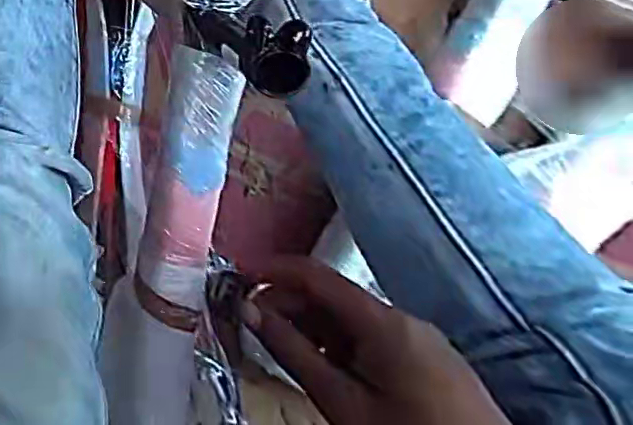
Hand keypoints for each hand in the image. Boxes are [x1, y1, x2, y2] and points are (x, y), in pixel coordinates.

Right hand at [244, 257, 506, 424]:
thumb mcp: (341, 400)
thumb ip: (289, 348)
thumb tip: (245, 307)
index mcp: (384, 322)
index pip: (310, 272)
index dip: (266, 270)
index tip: (233, 280)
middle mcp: (406, 321)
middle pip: (329, 294)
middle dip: (286, 304)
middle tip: (255, 324)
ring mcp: (427, 343)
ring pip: (349, 316)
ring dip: (311, 326)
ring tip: (288, 350)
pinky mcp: (437, 365)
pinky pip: (374, 337)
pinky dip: (340, 343)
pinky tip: (329, 368)